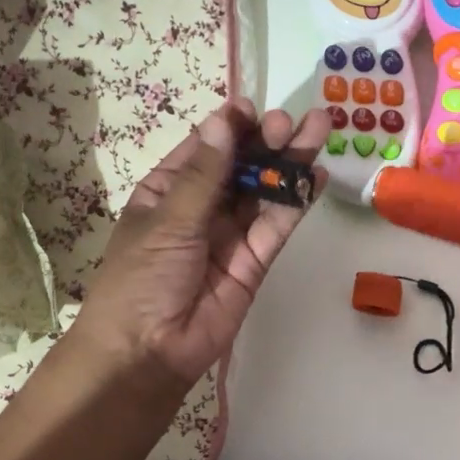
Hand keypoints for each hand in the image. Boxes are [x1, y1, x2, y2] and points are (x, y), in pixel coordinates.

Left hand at [73, 100, 328, 387]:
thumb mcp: (167, 220)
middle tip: (298, 120)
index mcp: (166, 192)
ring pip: (264, 194)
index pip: (204, 151)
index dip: (230, 129)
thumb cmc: (141, 280)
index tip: (253, 110)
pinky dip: (296, 203)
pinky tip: (316, 178)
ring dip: (289, 165)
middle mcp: (201, 210)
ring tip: (318, 133)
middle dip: (268, 142)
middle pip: (241, 169)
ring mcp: (231, 238)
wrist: (150, 349)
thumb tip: (226, 122)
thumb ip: (204, 176)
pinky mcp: (255, 263)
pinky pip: (276, 227)